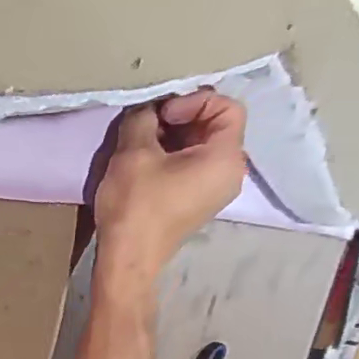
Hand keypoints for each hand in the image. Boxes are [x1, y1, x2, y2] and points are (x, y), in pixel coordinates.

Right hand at [91, 88, 246, 277]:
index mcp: (226, 158)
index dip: (194, 101)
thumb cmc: (135, 204)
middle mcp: (231, 173)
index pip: (228, 107)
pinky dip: (173, 157)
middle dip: (181, 119)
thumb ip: (141, 119)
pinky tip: (147, 164)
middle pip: (216, 127)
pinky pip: (194, 167)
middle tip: (147, 125)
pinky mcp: (198, 203)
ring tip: (142, 144)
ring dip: (174, 138)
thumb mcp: (133, 152)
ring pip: (202, 148)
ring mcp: (216, 191)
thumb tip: (146, 110)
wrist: (127, 257)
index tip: (161, 115)